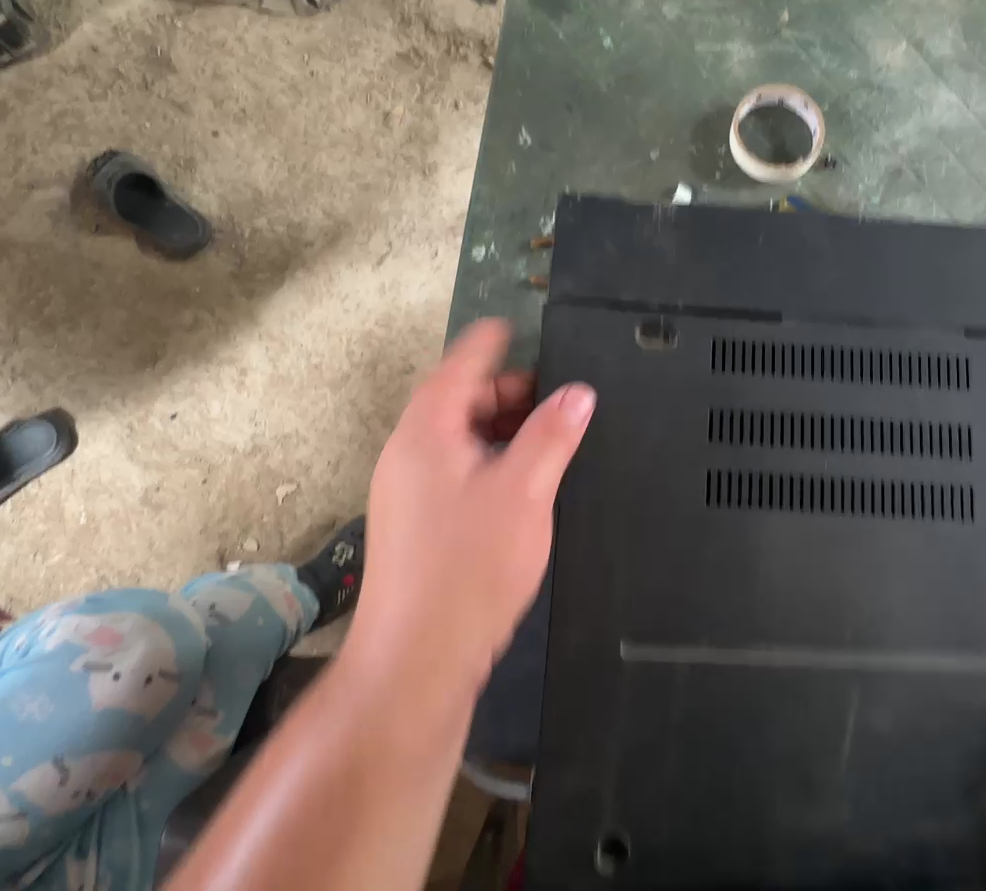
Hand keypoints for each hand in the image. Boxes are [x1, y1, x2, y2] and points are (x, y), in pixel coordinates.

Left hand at [362, 318, 595, 692]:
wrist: (418, 657)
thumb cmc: (470, 566)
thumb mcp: (525, 491)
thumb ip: (553, 435)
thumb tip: (578, 394)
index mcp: (426, 432)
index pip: (459, 365)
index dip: (492, 343)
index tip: (517, 326)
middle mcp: (408, 453)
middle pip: (458, 402)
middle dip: (507, 394)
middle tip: (557, 401)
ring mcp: (407, 491)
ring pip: (459, 440)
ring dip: (501, 431)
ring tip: (550, 440)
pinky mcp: (416, 524)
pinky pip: (455, 471)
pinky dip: (490, 462)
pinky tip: (524, 483)